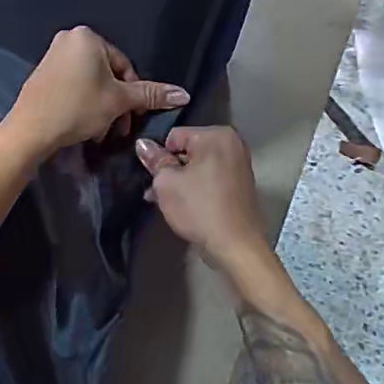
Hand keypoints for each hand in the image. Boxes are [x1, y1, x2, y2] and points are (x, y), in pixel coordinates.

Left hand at [0, 27, 188, 158]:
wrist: (30, 129)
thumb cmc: (77, 108)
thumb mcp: (119, 101)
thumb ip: (150, 95)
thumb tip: (183, 93)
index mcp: (87, 37)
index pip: (124, 66)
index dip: (133, 95)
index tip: (132, 118)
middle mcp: (68, 39)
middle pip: (107, 74)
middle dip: (115, 104)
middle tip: (118, 128)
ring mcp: (52, 56)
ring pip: (90, 83)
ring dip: (101, 108)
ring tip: (100, 132)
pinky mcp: (42, 74)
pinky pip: (73, 85)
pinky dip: (83, 103)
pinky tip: (83, 125)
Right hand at [135, 126, 267, 272]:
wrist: (236, 248)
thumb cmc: (199, 209)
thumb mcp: (167, 182)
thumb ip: (154, 160)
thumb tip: (142, 144)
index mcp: (216, 135)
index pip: (174, 136)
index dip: (160, 156)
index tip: (155, 176)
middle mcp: (232, 144)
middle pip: (187, 150)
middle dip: (171, 168)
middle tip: (157, 189)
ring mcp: (239, 165)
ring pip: (197, 165)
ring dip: (181, 179)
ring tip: (165, 199)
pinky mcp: (241, 185)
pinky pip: (210, 178)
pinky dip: (196, 187)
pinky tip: (183, 204)